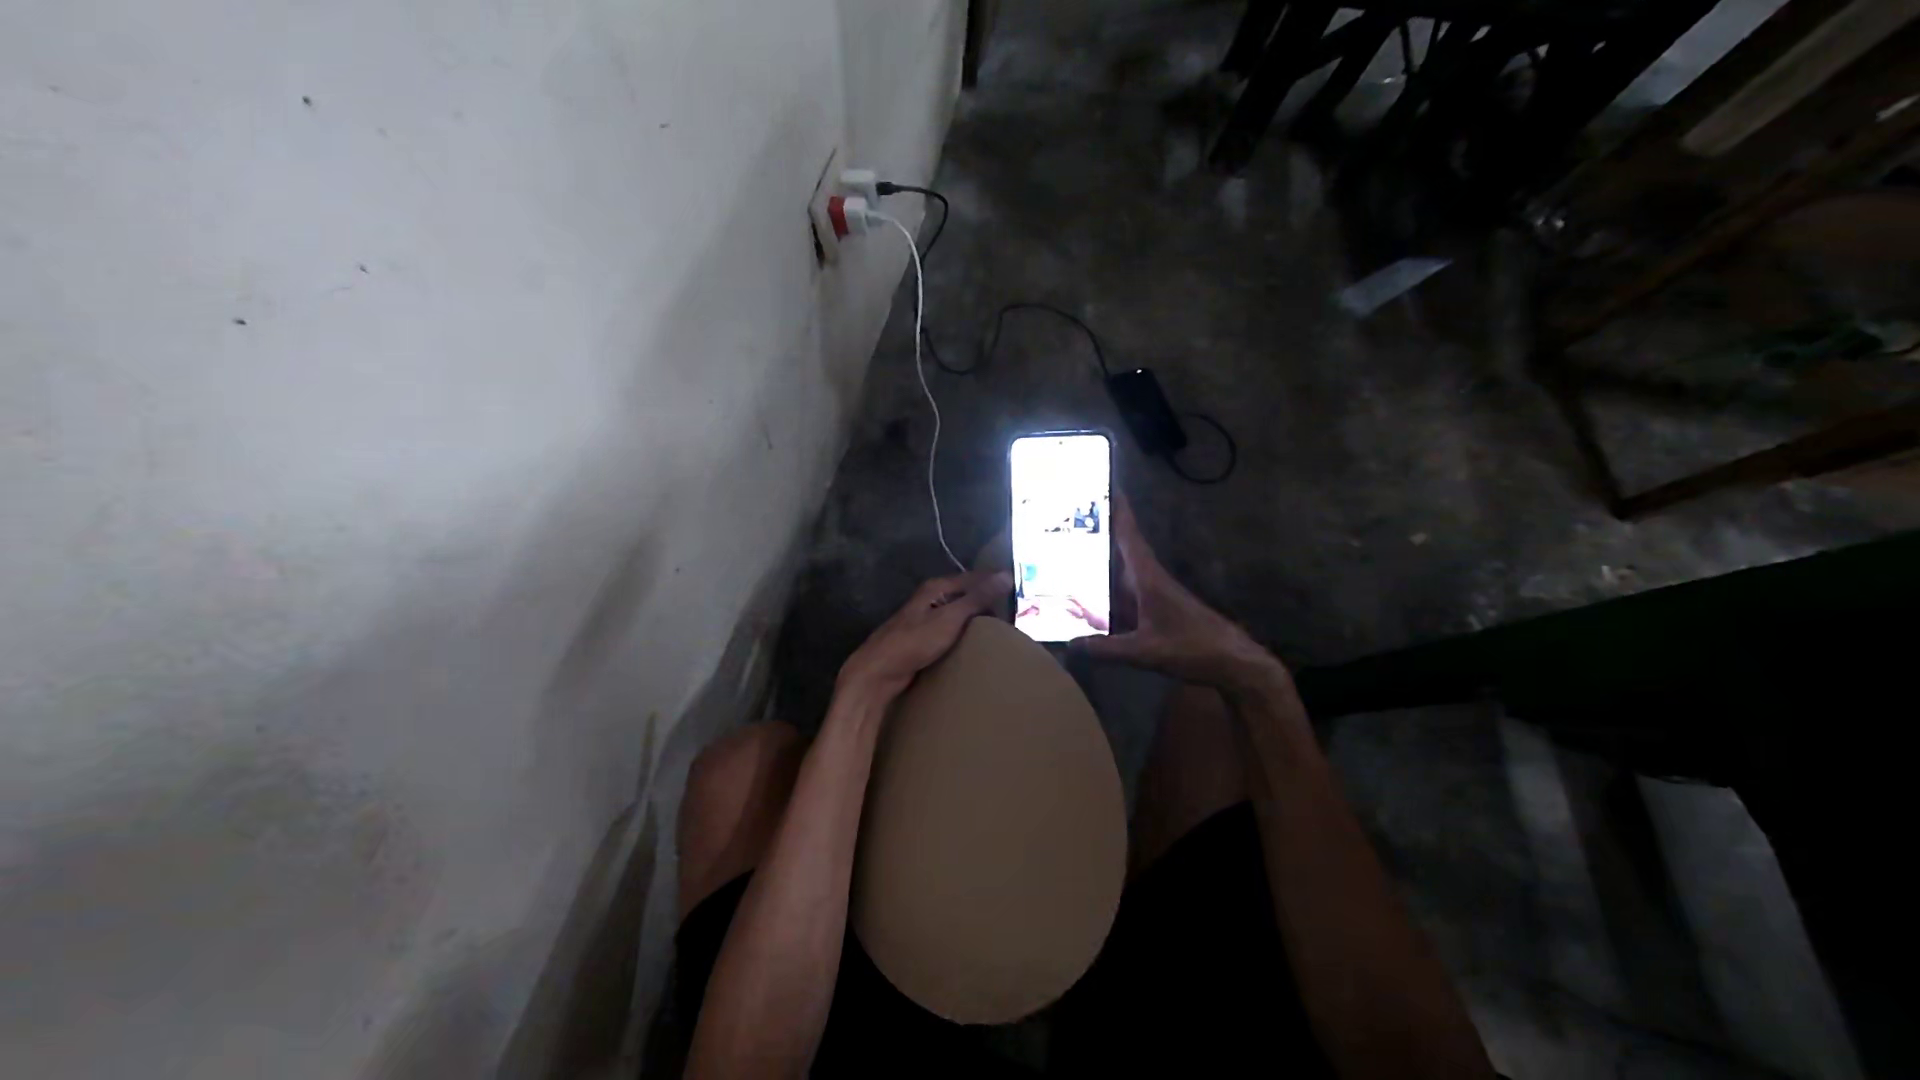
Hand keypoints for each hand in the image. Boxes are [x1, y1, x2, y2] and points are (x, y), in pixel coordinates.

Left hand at [838, 569, 1011, 700]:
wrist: (879, 673)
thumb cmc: (914, 642)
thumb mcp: (950, 618)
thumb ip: (977, 597)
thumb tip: (1006, 575)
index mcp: (936, 587)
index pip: (974, 578)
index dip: (996, 582)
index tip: (1022, 592)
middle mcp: (932, 598)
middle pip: (968, 595)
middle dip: (991, 602)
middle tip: (1019, 614)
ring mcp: (927, 619)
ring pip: (961, 614)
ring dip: (980, 620)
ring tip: (1005, 630)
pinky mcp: (926, 639)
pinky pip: (954, 631)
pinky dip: (968, 634)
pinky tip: (981, 644)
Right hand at [1071, 497, 1286, 691]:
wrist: (1232, 663)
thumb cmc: (1192, 648)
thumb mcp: (1144, 651)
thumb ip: (1106, 649)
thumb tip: (1069, 644)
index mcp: (1148, 579)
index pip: (1129, 536)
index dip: (1117, 511)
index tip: (1103, 485)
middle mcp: (1150, 581)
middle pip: (1121, 549)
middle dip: (1100, 533)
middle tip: (1071, 518)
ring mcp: (1155, 596)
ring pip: (1122, 573)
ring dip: (1102, 563)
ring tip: (1071, 554)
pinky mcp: (1158, 611)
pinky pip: (1125, 595)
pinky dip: (1108, 592)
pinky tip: (1091, 601)